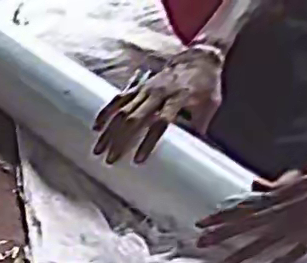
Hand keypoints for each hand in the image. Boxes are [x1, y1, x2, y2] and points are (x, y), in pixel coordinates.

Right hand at [93, 45, 224, 165]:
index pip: (161, 122)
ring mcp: (147, 89)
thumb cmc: (206, 85)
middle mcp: (160, 92)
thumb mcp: (210, 104)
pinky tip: (96, 128)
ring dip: (109, 132)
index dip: (148, 141)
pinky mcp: (138, 87)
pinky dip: (105, 113)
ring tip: (98, 150)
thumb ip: (198, 127)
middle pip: (134, 118)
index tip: (138, 160)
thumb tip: (191, 152)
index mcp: (180, 96)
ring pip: (123, 112)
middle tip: (110, 159)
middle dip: (121, 140)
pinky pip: (118, 100)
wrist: (199, 58)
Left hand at [195, 137, 306, 262]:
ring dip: (246, 252)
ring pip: (273, 238)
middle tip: (199, 243)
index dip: (226, 214)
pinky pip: (305, 247)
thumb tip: (261, 186)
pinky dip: (287, 258)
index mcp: (298, 188)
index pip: (253, 203)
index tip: (202, 223)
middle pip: (254, 221)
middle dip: (225, 233)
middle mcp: (301, 202)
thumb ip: (290, 182)